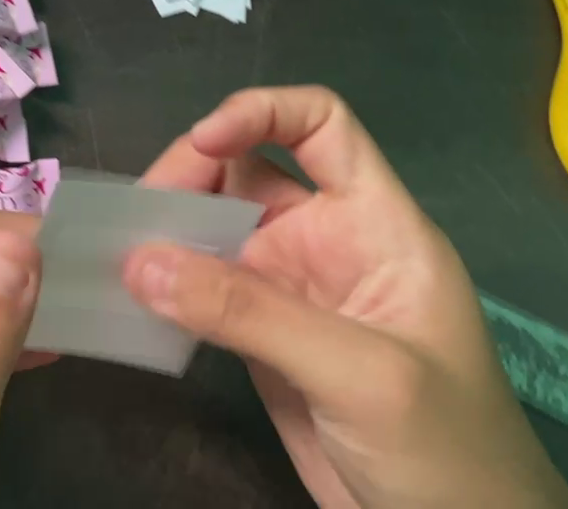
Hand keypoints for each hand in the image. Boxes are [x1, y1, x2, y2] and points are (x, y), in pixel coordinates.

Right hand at [131, 86, 567, 508]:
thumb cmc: (451, 455)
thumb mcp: (361, 374)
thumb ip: (250, 313)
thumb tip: (138, 262)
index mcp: (374, 224)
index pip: (320, 124)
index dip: (259, 112)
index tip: (201, 143)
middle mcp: (324, 240)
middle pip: (243, 169)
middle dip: (187, 178)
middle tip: (135, 223)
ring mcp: (288, 287)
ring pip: (210, 225)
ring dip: (164, 231)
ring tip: (117, 255)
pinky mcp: (258, 333)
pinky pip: (198, 285)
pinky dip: (162, 282)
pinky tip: (129, 295)